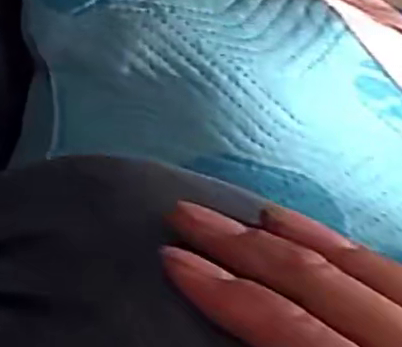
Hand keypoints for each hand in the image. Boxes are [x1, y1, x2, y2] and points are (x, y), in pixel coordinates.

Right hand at [165, 201, 401, 346]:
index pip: (296, 330)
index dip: (228, 292)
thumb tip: (235, 339)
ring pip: (390, 281)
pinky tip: (347, 249)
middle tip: (184, 212)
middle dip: (251, 248)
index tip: (167, 256)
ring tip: (258, 215)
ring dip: (314, 244)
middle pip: (334, 291)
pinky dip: (379, 264)